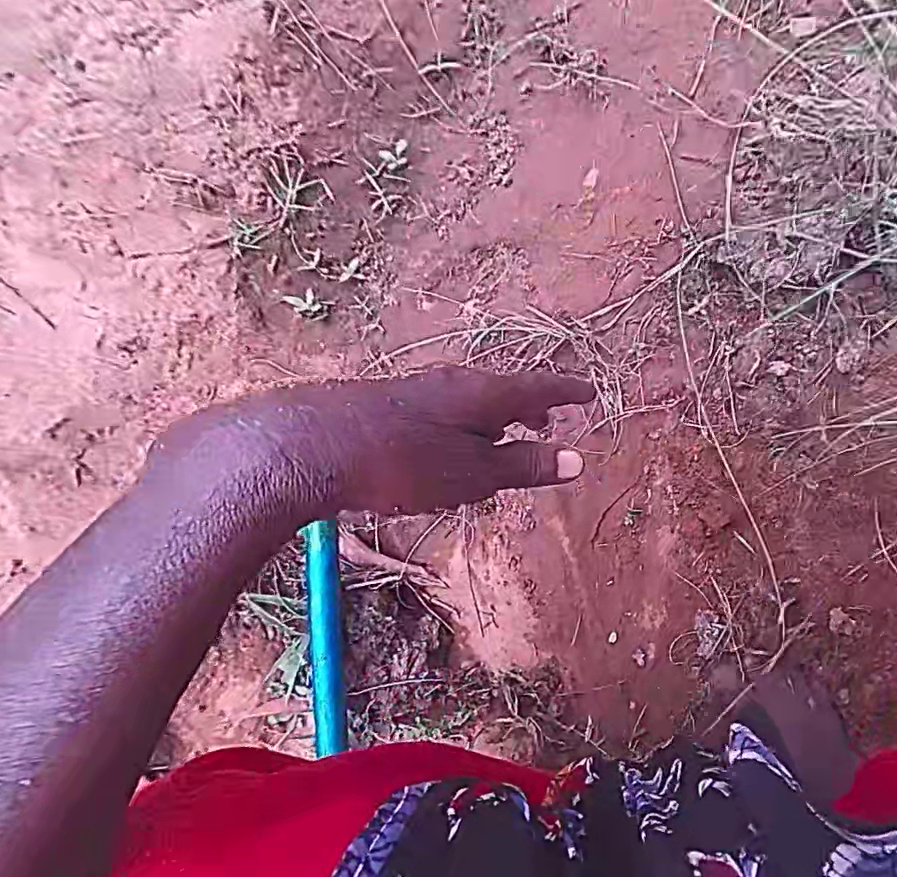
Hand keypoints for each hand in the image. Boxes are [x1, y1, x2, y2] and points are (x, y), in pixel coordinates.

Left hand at [153, 367, 594, 518]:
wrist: (308, 446)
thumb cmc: (404, 463)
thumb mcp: (475, 473)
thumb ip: (524, 465)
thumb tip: (577, 460)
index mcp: (482, 395)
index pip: (538, 388)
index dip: (567, 392)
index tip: (589, 393)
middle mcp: (451, 384)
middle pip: (502, 390)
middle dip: (529, 406)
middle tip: (548, 418)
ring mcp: (416, 392)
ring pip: (469, 402)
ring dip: (494, 417)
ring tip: (504, 435)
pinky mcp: (385, 406)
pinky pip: (441, 412)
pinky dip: (462, 426)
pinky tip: (448, 446)